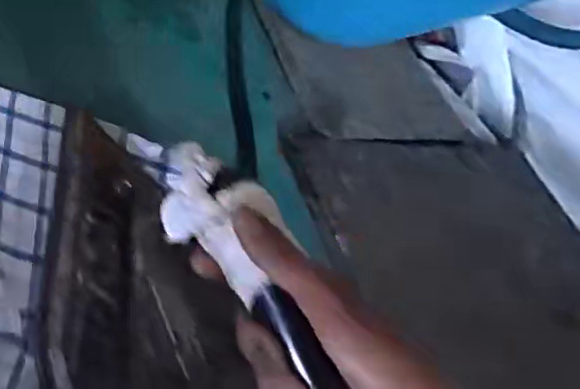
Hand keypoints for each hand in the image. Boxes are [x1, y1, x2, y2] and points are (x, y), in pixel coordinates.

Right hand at [194, 209, 448, 388]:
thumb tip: (239, 209)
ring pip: (265, 366)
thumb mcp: (331, 310)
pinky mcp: (307, 386)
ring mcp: (310, 366)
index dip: (225, 260)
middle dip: (261, 348)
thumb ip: (284, 264)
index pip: (257, 265)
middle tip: (286, 367)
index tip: (197, 262)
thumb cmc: (383, 364)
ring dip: (283, 382)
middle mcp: (307, 327)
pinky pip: (278, 385)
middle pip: (253, 327)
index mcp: (312, 296)